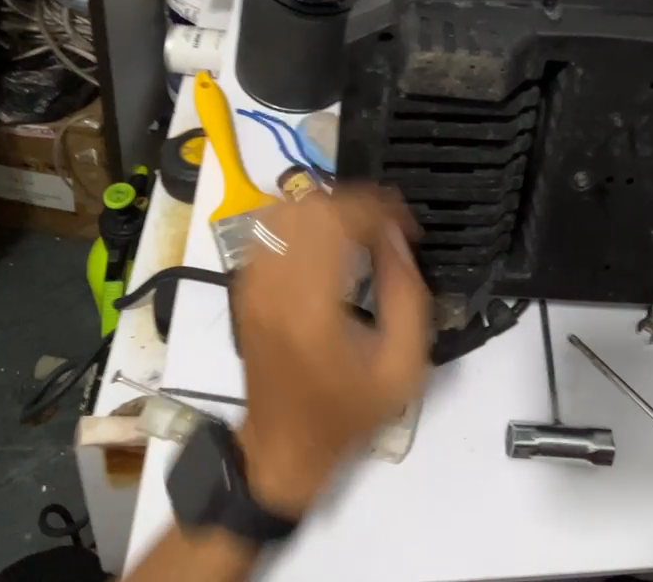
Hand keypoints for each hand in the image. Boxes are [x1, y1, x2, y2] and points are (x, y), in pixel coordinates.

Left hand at [231, 187, 432, 516]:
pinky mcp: (244, 290)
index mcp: (314, 306)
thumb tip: (397, 238)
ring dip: (325, 206)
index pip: (340, 220)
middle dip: (354, 202)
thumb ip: (407, 294)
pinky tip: (322, 237)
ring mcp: (252, 286)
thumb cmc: (346, 414)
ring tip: (356, 224)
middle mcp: (275, 287)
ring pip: (284, 210)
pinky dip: (297, 220)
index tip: (403, 223)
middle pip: (310, 206)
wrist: (282, 451)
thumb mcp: (401, 366)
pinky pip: (266, 231)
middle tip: (384, 221)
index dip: (378, 209)